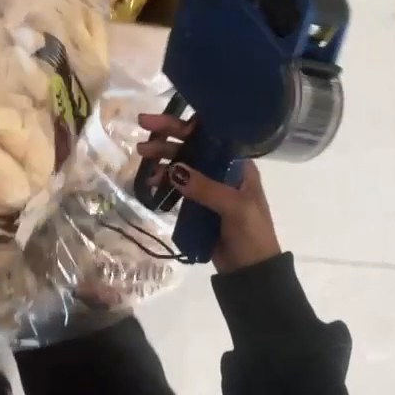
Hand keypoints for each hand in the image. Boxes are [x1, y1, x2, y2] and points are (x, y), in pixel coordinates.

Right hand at [137, 114, 282, 273]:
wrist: (252, 273)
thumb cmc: (252, 234)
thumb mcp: (234, 208)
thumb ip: (206, 188)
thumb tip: (173, 170)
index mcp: (237, 163)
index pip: (210, 134)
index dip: (186, 124)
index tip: (163, 120)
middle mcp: (223, 169)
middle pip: (192, 145)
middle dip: (167, 138)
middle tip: (142, 135)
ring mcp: (209, 185)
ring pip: (182, 163)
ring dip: (162, 159)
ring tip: (142, 159)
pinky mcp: (198, 202)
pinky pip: (178, 184)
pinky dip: (164, 180)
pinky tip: (151, 180)